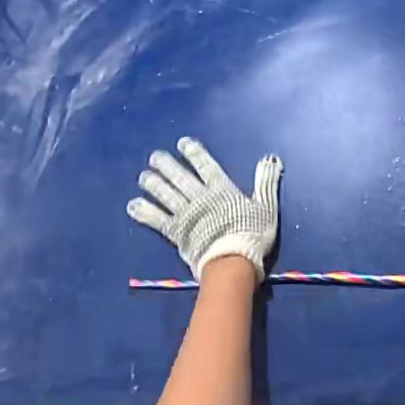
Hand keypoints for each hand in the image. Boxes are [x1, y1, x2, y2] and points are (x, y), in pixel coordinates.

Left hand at [127, 138, 281, 279]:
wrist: (233, 260)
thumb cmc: (253, 235)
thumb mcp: (266, 207)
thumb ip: (266, 181)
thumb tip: (271, 158)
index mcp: (222, 190)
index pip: (206, 166)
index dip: (194, 153)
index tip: (183, 143)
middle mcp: (200, 197)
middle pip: (180, 177)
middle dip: (166, 165)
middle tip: (155, 157)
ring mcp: (186, 214)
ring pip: (165, 194)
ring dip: (153, 184)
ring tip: (143, 176)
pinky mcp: (175, 231)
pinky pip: (156, 219)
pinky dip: (144, 211)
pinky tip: (132, 205)